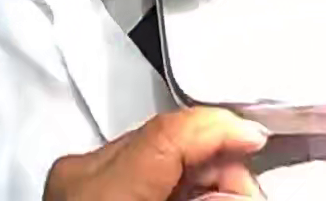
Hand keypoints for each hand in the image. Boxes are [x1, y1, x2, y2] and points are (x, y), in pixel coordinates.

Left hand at [43, 108, 270, 200]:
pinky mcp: (73, 188)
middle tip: (247, 196)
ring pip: (149, 153)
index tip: (254, 137)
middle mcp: (80, 174)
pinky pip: (132, 170)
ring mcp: (72, 179)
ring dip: (192, 177)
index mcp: (102, 195)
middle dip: (213, 164)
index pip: (166, 136)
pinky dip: (167, 186)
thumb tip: (239, 192)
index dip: (215, 130)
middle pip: (162, 141)